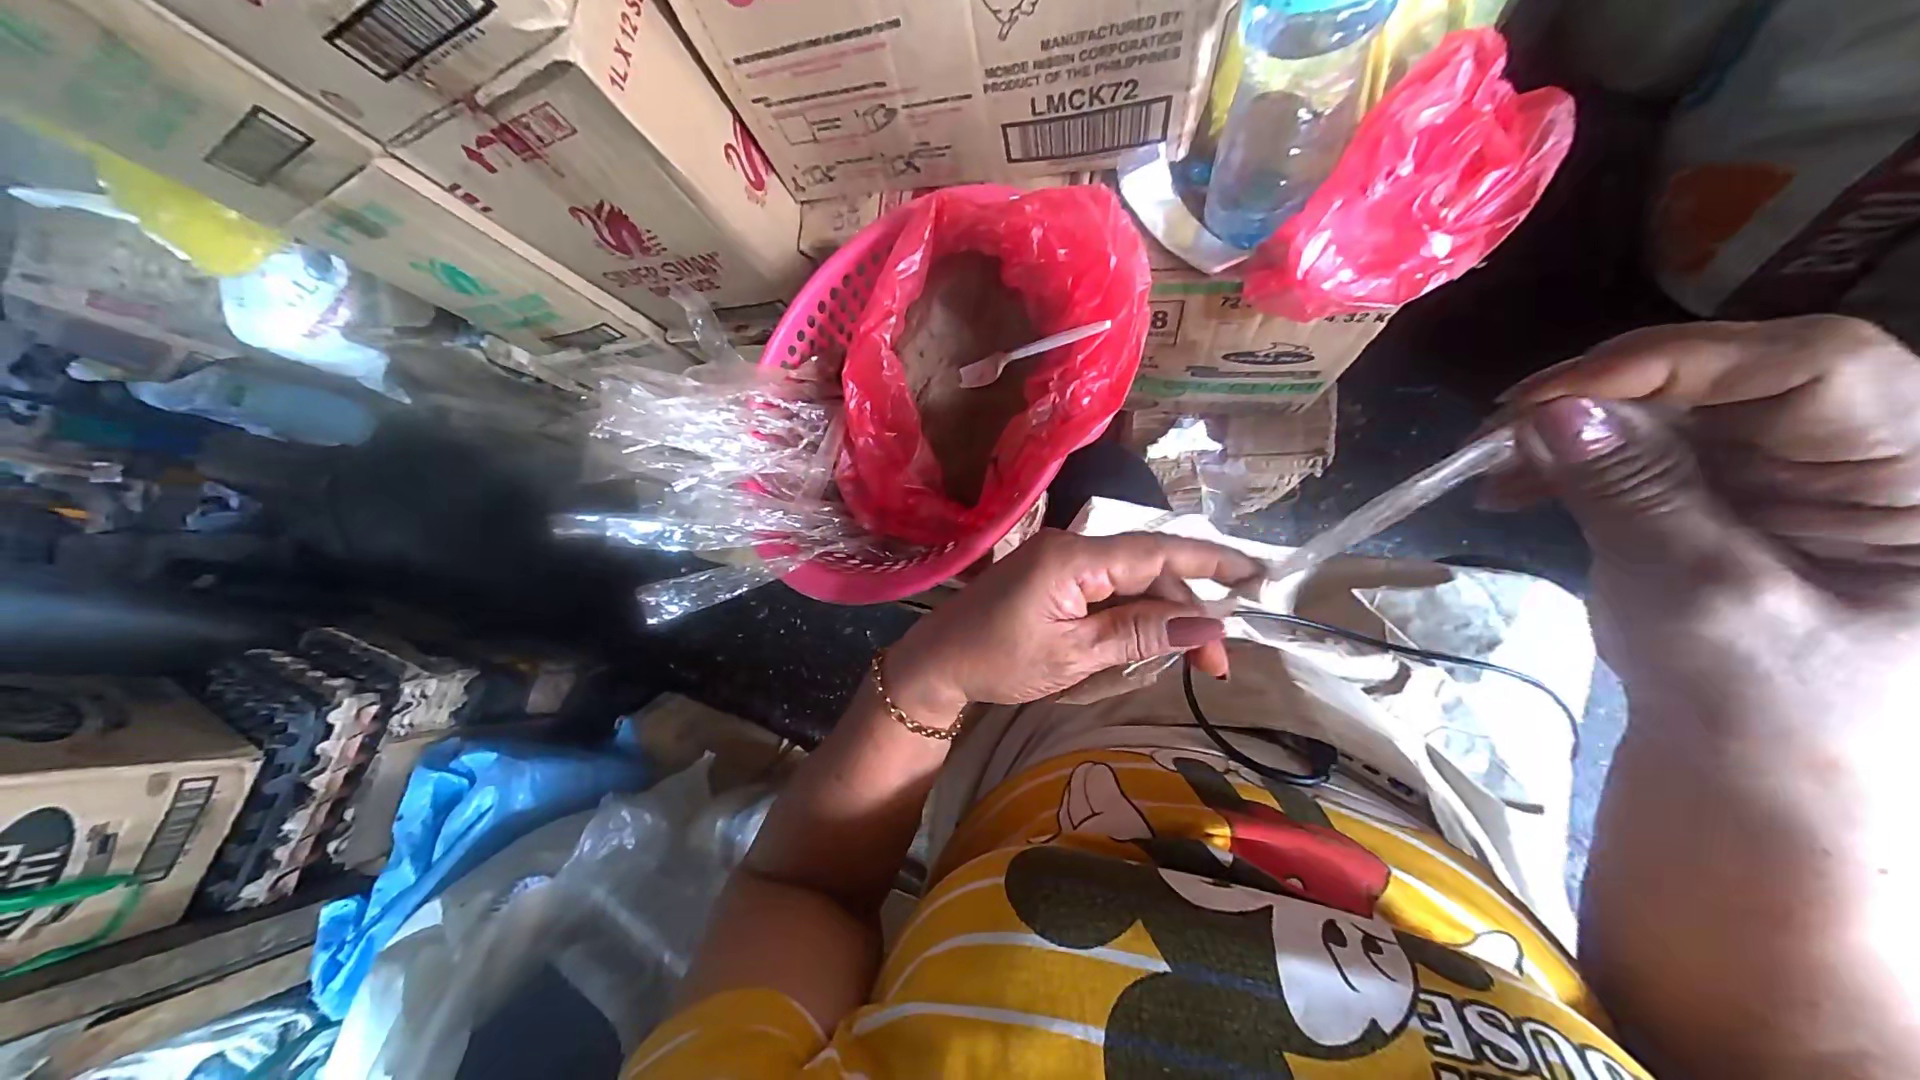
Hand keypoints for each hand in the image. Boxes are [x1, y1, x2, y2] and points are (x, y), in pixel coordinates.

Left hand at [883, 530, 1258, 718]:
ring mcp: (1062, 559)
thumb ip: (1140, 634)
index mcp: (1074, 558)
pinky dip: (1135, 612)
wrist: (938, 662)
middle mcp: (1072, 546)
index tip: (1259, 580)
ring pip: (1133, 579)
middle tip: (1213, 664)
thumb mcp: (1075, 655)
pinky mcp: (1056, 576)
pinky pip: (1110, 586)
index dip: (1212, 563)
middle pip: (1149, 568)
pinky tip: (1151, 638)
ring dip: (1163, 614)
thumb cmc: (998, 660)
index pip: (1158, 552)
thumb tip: (1208, 624)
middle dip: (1187, 610)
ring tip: (1189, 659)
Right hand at [1493, 316, 1919, 727]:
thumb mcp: (1697, 590)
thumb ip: (1631, 491)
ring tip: (1486, 468)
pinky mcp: (1711, 494)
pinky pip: (1629, 452)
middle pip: (1723, 379)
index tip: (1548, 397)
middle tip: (1496, 432)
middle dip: (1598, 397)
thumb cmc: (1759, 698)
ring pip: (1661, 412)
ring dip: (1563, 433)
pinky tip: (1507, 488)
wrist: (1747, 768)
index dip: (1677, 362)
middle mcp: (1855, 451)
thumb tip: (1551, 409)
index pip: (1814, 364)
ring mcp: (1778, 472)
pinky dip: (1560, 464)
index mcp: (1916, 470)